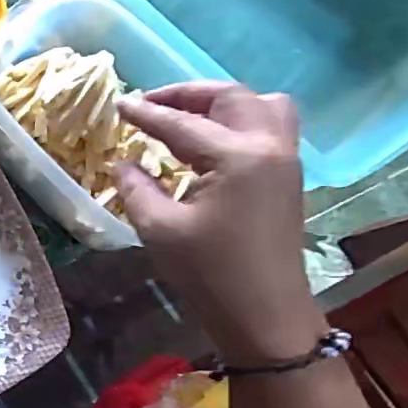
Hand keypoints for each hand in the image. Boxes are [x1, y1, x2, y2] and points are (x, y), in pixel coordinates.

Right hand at [114, 83, 326, 363]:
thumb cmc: (209, 273)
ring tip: (186, 117)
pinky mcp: (287, 177)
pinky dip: (239, 120)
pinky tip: (210, 144)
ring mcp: (285, 160)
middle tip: (152, 103)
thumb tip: (123, 162)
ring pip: (260, 105)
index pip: (182, 124)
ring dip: (221, 103)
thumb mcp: (159, 229)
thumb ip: (137, 187)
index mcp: (238, 157)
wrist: (263, 313)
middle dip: (187, 94)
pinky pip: (269, 126)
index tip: (120, 104)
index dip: (147, 113)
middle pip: (231, 97)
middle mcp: (269, 146)